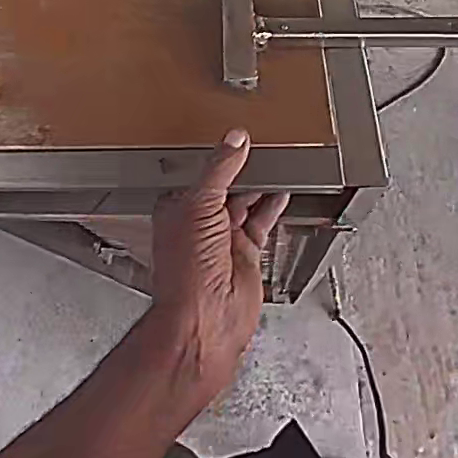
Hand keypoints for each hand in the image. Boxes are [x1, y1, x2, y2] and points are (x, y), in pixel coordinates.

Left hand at [150, 129, 288, 395]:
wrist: (206, 319)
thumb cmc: (187, 272)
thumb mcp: (201, 204)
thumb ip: (220, 170)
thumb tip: (234, 140)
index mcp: (176, 209)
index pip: (196, 173)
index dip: (213, 156)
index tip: (231, 138)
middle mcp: (198, 223)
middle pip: (221, 187)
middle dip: (238, 170)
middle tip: (257, 147)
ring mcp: (221, 239)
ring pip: (243, 203)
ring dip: (258, 186)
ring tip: (274, 164)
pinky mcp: (244, 252)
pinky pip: (261, 223)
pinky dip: (272, 207)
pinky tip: (281, 193)